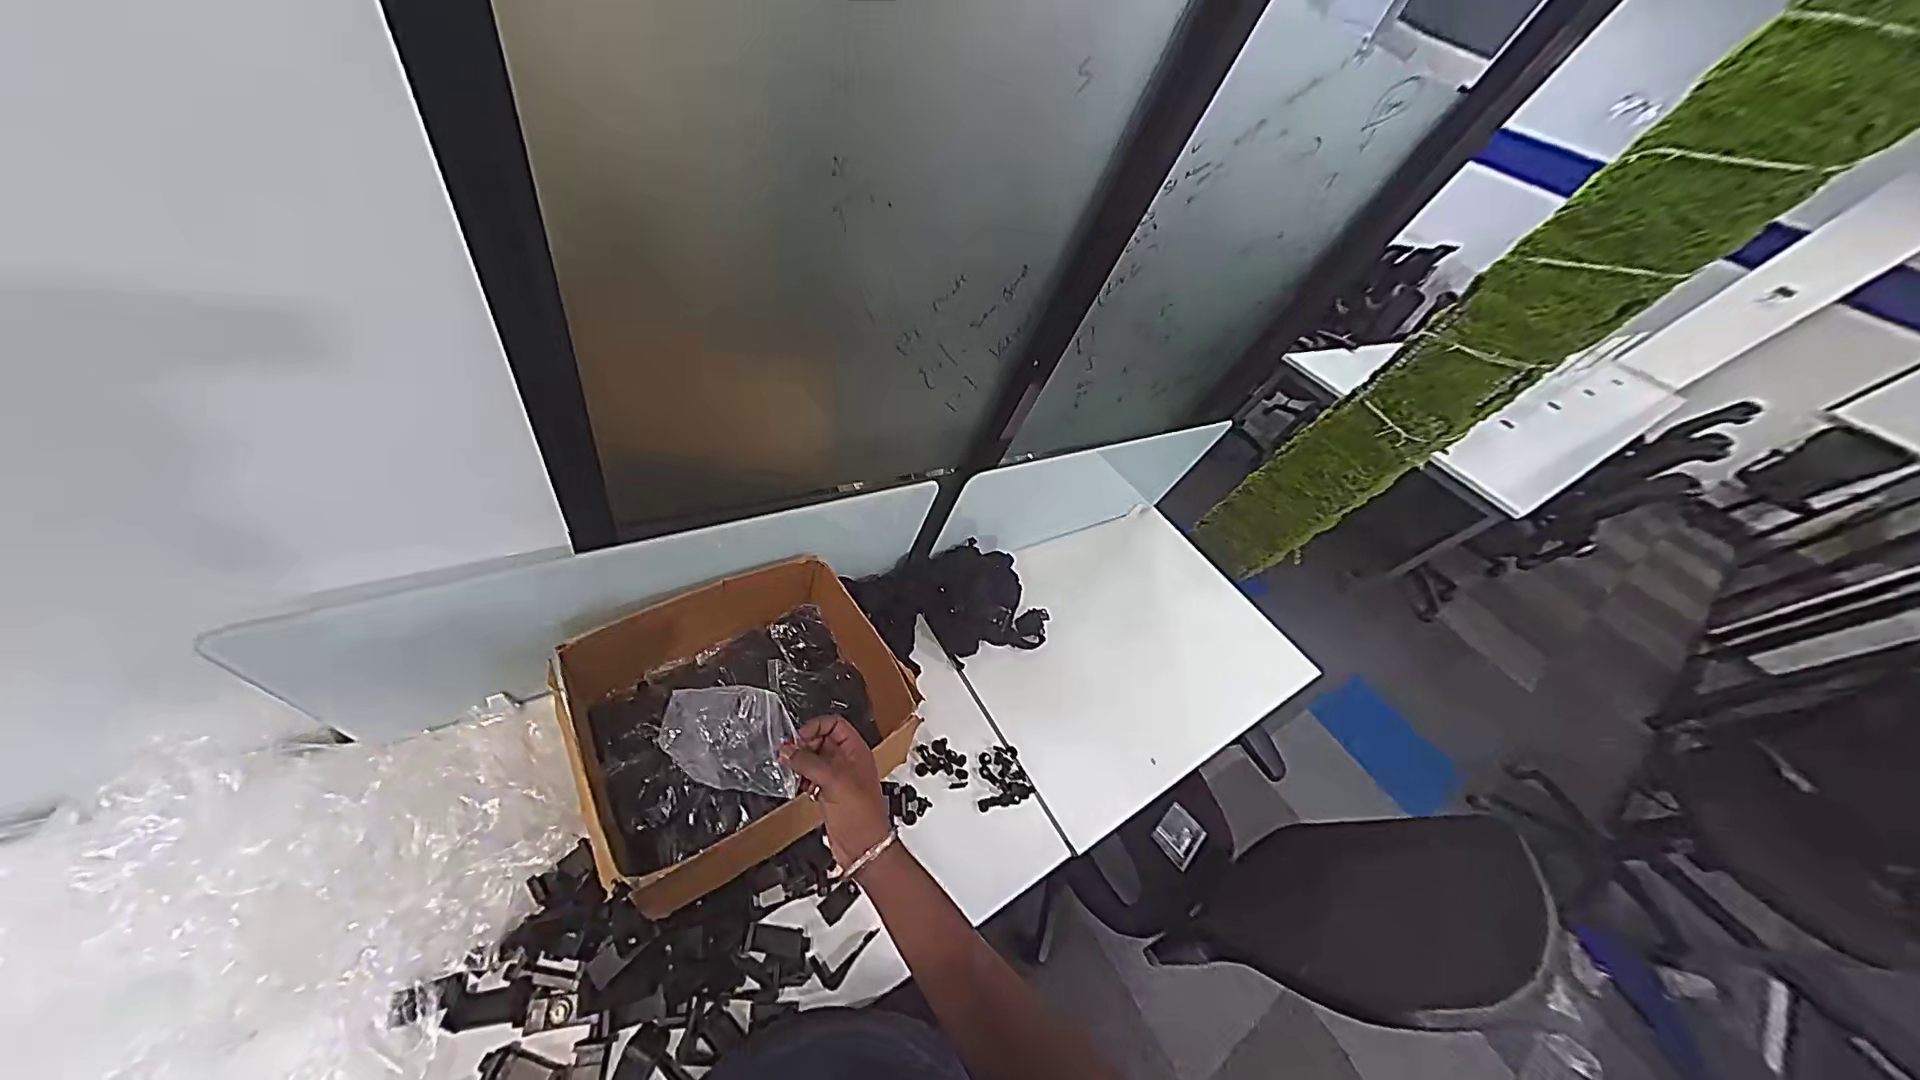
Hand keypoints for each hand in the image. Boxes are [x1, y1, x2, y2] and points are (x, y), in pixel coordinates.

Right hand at [781, 716, 891, 867]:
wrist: (863, 847)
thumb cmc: (863, 815)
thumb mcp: (834, 781)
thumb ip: (809, 763)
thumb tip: (789, 750)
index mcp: (856, 751)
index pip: (835, 725)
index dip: (816, 727)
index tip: (799, 738)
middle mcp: (847, 763)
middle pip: (822, 741)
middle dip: (804, 745)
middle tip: (790, 754)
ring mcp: (838, 779)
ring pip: (815, 760)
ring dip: (801, 763)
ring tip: (790, 769)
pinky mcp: (829, 794)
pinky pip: (812, 778)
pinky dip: (802, 779)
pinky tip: (797, 785)